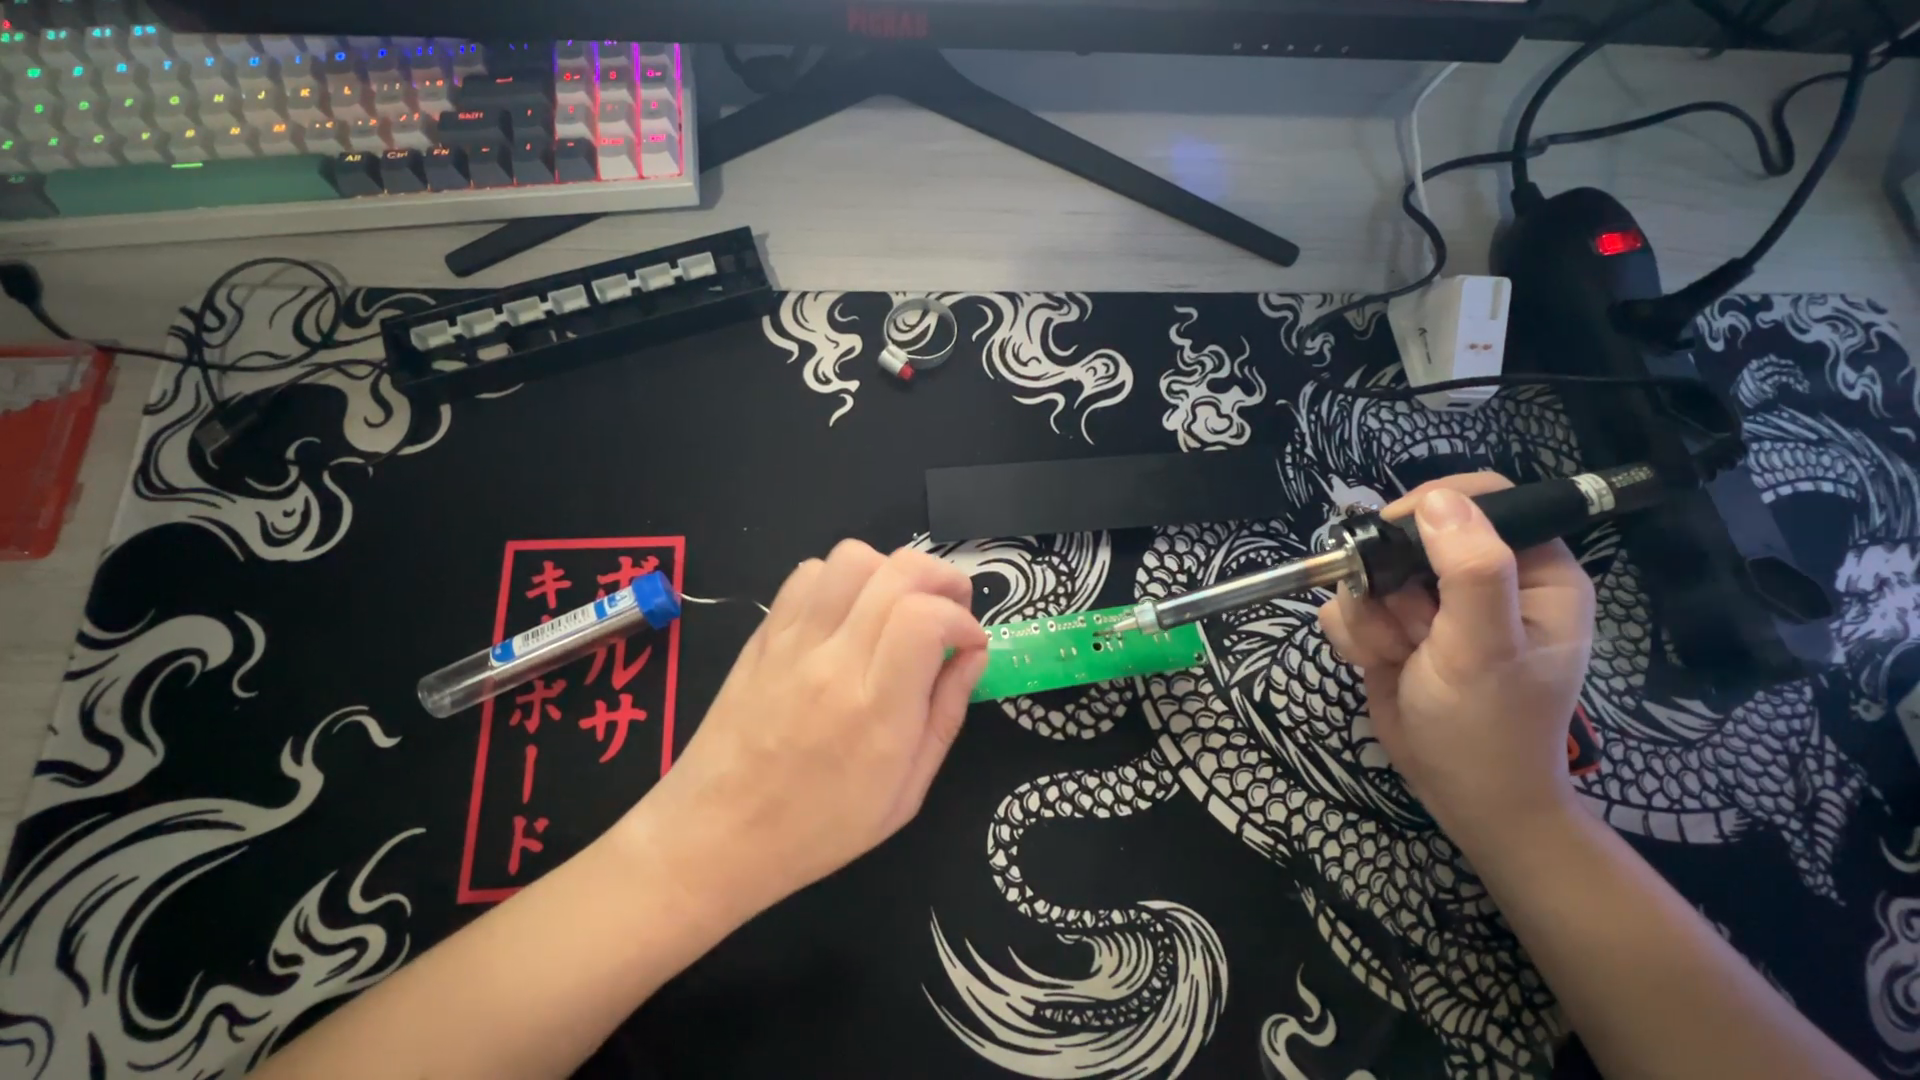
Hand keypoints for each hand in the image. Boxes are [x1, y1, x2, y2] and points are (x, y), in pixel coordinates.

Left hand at [628, 540, 987, 914]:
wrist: (715, 836)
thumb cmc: (819, 829)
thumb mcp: (905, 794)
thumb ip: (946, 715)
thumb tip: (974, 654)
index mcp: (876, 709)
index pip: (926, 616)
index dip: (962, 618)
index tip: (968, 644)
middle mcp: (833, 661)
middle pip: (897, 571)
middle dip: (942, 578)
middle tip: (951, 610)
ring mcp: (791, 642)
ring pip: (851, 558)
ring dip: (890, 572)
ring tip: (898, 608)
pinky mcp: (763, 635)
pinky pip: (806, 575)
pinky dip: (841, 579)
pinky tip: (849, 615)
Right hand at [1318, 473, 1595, 848]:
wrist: (1460, 794)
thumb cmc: (1490, 725)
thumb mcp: (1486, 647)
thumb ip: (1471, 570)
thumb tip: (1437, 499)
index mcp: (1534, 571)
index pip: (1486, 500)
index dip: (1434, 509)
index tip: (1394, 538)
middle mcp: (1482, 579)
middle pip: (1410, 534)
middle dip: (1391, 578)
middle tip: (1410, 625)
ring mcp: (1432, 604)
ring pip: (1370, 571)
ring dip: (1370, 615)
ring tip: (1399, 655)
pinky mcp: (1393, 627)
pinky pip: (1349, 605)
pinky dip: (1354, 635)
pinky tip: (1379, 664)